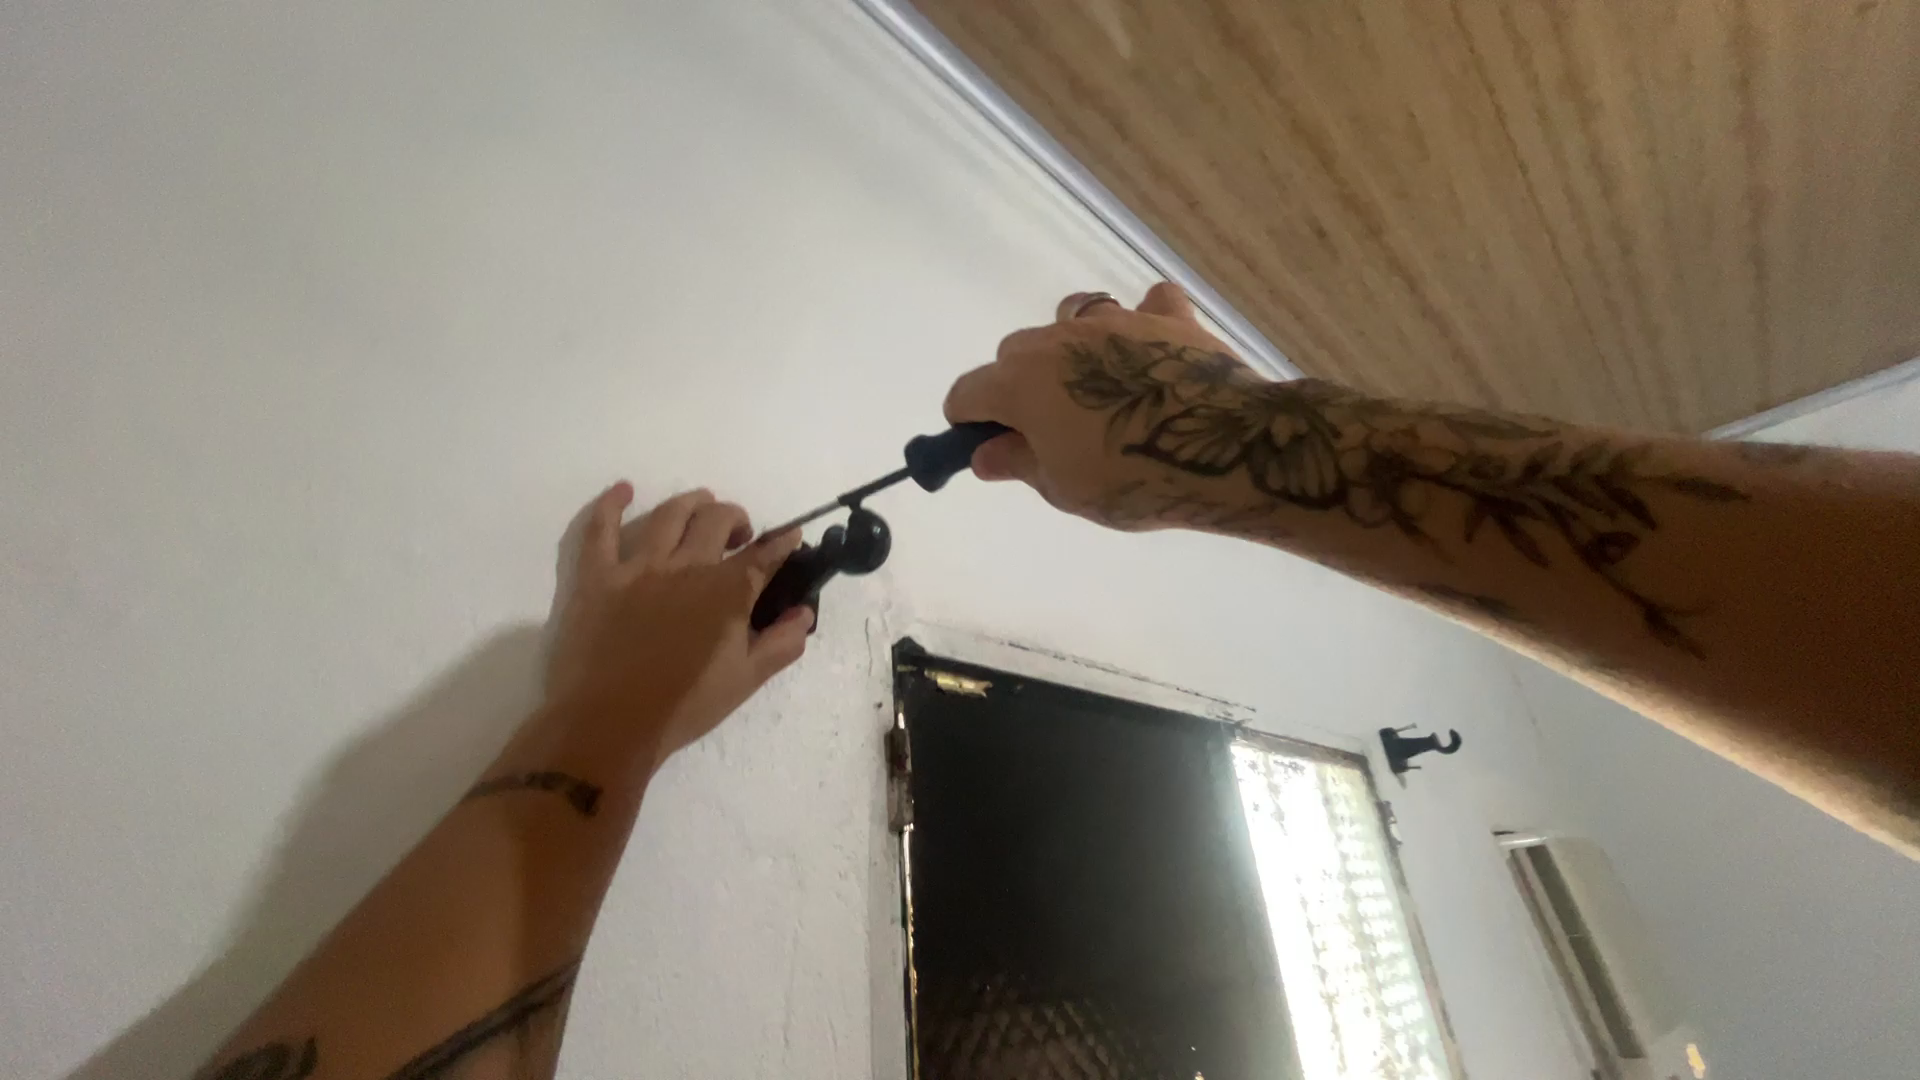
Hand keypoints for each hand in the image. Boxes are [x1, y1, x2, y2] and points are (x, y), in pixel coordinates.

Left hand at [545, 483, 812, 762]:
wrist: (607, 725)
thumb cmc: (683, 706)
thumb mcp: (746, 680)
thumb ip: (782, 643)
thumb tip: (804, 612)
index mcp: (726, 591)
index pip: (764, 554)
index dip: (782, 542)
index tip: (791, 536)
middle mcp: (686, 566)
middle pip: (717, 520)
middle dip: (736, 518)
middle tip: (740, 534)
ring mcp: (637, 566)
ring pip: (669, 514)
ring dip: (692, 503)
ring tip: (700, 505)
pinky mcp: (594, 575)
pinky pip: (598, 528)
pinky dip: (610, 504)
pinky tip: (623, 490)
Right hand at [943, 283, 1264, 527]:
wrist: (1227, 449)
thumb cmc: (1133, 479)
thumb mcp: (1064, 488)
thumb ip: (1018, 463)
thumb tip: (984, 455)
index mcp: (1021, 384)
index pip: (967, 393)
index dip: (967, 421)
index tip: (986, 443)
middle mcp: (1058, 339)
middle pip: (1013, 352)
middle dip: (1017, 386)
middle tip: (1047, 429)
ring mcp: (1115, 321)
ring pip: (1070, 315)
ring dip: (1069, 346)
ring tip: (1096, 385)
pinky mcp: (1168, 316)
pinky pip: (1146, 305)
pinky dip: (1142, 324)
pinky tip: (1152, 352)